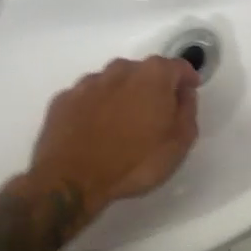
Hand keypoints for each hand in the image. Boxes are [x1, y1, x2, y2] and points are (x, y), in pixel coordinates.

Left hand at [27, 56, 201, 211]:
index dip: (187, 79)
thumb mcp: (179, 143)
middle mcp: (121, 70)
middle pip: (144, 72)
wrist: (71, 184)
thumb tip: (184, 95)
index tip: (188, 92)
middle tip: (154, 114)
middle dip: (152, 87)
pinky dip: (94, 107)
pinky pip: (86, 98)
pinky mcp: (62, 101)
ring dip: (121, 96)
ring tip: (120, 124)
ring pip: (113, 82)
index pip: (179, 67)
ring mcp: (88, 84)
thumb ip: (188, 111)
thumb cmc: (134, 162)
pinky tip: (94, 130)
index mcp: (154, 75)